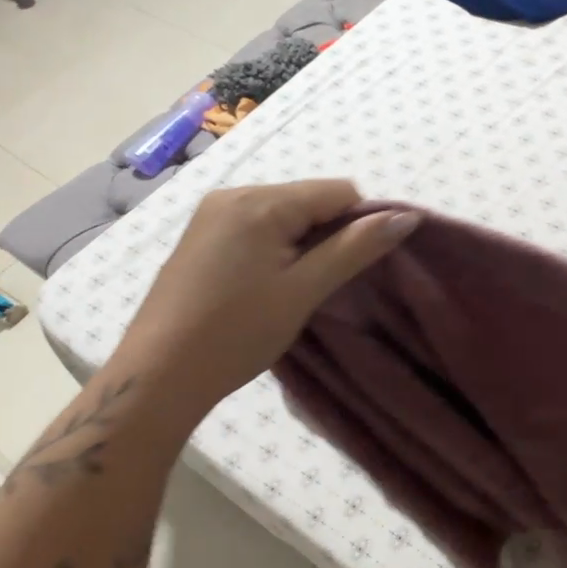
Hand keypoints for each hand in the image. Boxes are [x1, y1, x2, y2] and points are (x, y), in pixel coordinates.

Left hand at [109, 180, 418, 413]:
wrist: (159, 376)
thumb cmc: (237, 332)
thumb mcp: (305, 290)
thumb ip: (356, 248)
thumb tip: (408, 217)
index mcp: (260, 201)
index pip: (339, 192)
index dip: (360, 225)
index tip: (353, 269)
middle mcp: (234, 194)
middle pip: (311, 199)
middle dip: (330, 234)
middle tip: (323, 284)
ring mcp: (212, 214)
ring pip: (286, 214)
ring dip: (304, 243)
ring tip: (296, 289)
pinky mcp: (202, 237)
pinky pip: (259, 226)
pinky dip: (277, 248)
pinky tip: (268, 285)